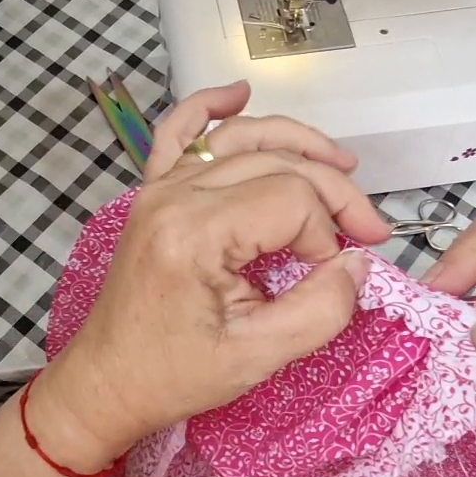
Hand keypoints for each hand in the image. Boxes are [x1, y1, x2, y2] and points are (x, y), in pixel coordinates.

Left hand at [25, 84, 391, 470]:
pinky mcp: (151, 195)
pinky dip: (209, 108)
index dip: (329, 234)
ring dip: (296, 143)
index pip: (291, 200)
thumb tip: (357, 264)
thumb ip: (320, 310)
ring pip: (240, 139)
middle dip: (334, 192)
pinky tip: (238, 94)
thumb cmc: (172, 377)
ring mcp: (158, 190)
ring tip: (344, 164)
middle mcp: (174, 197)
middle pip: (276, 163)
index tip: (334, 275)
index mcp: (194, 234)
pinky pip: (177, 134)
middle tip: (368, 230)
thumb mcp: (257, 359)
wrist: (107, 382)